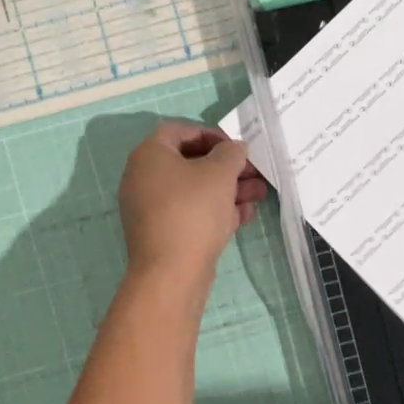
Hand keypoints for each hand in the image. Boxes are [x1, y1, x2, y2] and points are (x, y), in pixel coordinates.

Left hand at [118, 120, 268, 287]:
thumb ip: (231, 153)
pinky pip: (192, 213)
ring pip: (195, 191)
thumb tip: (235, 148)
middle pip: (191, 162)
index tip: (236, 148)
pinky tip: (244, 216)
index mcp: (149, 155)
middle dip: (227, 167)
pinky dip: (216, 211)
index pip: (180, 130)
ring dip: (228, 190)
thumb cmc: (193, 212)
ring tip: (259, 195)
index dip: (212, 134)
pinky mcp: (164, 233)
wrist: (172, 273)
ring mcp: (153, 208)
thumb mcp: (219, 174)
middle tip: (255, 173)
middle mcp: (145, 178)